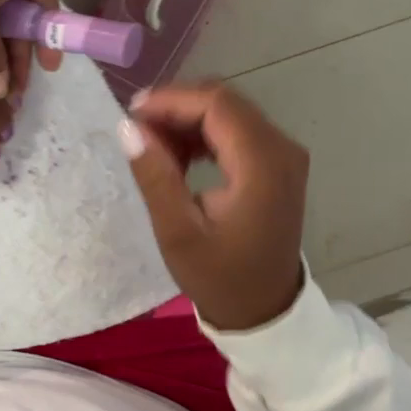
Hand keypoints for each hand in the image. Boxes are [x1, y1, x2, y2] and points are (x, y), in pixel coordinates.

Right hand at [119, 83, 309, 330]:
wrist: (264, 309)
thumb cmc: (218, 276)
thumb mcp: (177, 232)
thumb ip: (155, 176)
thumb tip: (127, 127)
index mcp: (262, 165)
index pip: (216, 105)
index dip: (171, 101)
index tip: (130, 115)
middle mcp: (282, 149)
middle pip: (225, 102)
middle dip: (176, 107)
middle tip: (135, 130)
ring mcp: (283, 155)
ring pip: (229, 112)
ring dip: (187, 120)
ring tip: (151, 147)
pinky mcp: (276, 163)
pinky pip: (236, 130)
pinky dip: (203, 134)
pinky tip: (177, 157)